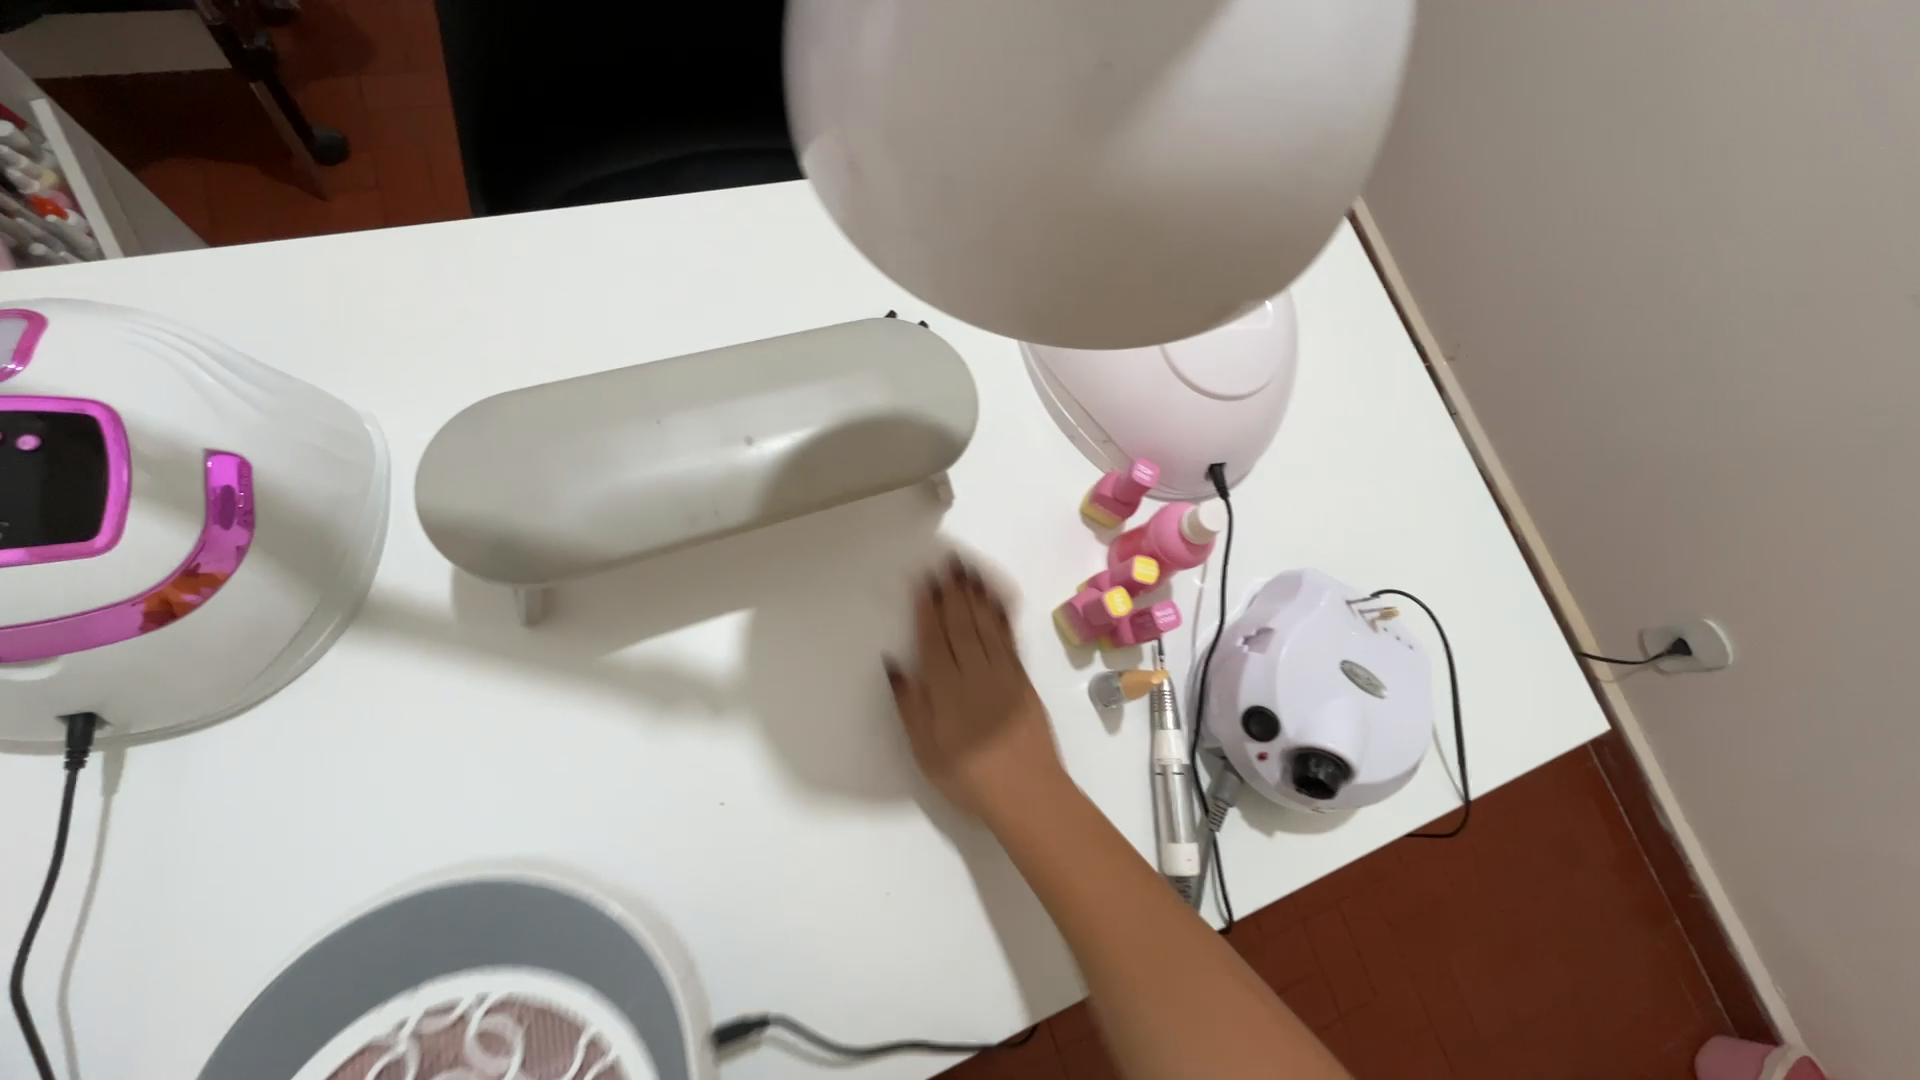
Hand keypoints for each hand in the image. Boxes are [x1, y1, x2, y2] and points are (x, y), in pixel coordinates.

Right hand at [885, 557, 1069, 821]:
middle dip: (952, 591)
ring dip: (976, 595)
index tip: (923, 581)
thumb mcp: (926, 750)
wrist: (1027, 793)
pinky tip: (997, 599)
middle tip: (948, 562)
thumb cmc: (968, 777)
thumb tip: (895, 664)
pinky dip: (1002, 615)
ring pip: (985, 625)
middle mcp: (974, 672)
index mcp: (945, 689)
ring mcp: (1002, 673)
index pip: (933, 638)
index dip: (927, 608)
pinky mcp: (1023, 679)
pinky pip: (1010, 638)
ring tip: (969, 569)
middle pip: (960, 624)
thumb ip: (911, 705)